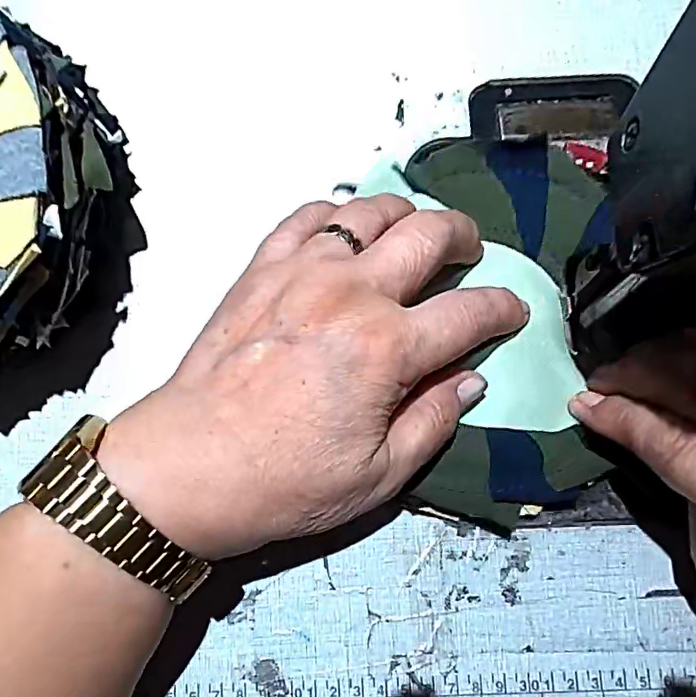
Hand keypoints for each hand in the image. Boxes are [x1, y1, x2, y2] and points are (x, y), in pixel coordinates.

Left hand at [96, 194, 527, 560]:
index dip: (503, 309)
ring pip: (367, 213)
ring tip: (408, 236)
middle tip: (466, 256)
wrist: (187, 468)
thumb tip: (465, 381)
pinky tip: (338, 235)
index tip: (507, 314)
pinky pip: (301, 220)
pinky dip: (332, 217)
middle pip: (430, 234)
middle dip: (465, 239)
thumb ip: (431, 423)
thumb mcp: (374, 478)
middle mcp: (347, 296)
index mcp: (387, 349)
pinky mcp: (254, 277)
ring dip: (403, 216)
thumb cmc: (274, 483)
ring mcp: (296, 278)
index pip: (472, 311)